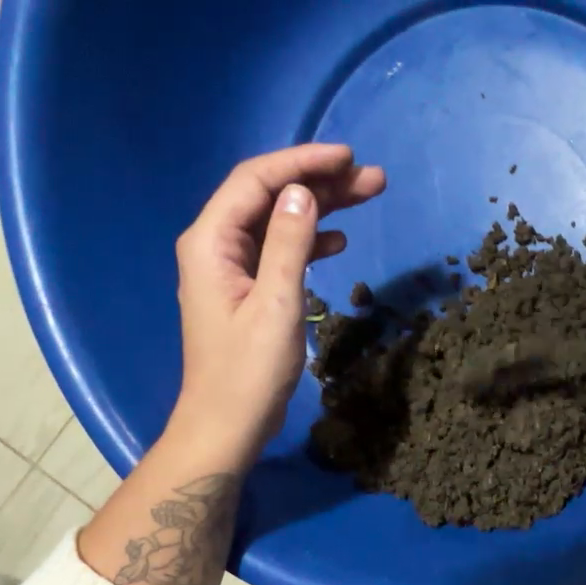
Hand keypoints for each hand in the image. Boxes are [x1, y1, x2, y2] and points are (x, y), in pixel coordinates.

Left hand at [169, 144, 385, 457]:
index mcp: (212, 241)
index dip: (302, 163)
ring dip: (321, 209)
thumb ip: (288, 244)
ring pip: (278, 222)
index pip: (257, 182)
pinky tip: (339, 241)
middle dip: (319, 183)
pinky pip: (279, 250)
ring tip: (366, 199)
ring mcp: (231, 269)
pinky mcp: (247, 291)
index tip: (348, 157)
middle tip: (373, 179)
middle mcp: (216, 246)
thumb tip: (303, 193)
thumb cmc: (248, 372)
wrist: (227, 425)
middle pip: (269, 197)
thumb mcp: (275, 305)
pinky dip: (309, 240)